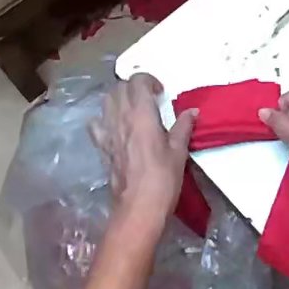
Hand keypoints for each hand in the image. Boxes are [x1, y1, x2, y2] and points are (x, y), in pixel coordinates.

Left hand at [91, 73, 194, 233]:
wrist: (139, 207)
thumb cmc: (163, 178)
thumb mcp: (179, 150)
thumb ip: (183, 127)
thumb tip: (192, 112)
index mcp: (142, 114)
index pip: (138, 81)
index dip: (149, 80)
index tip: (161, 92)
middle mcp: (121, 118)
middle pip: (120, 88)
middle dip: (134, 87)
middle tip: (149, 98)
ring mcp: (107, 132)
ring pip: (106, 102)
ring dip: (118, 98)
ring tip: (132, 108)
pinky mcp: (102, 148)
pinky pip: (96, 125)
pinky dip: (103, 119)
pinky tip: (114, 127)